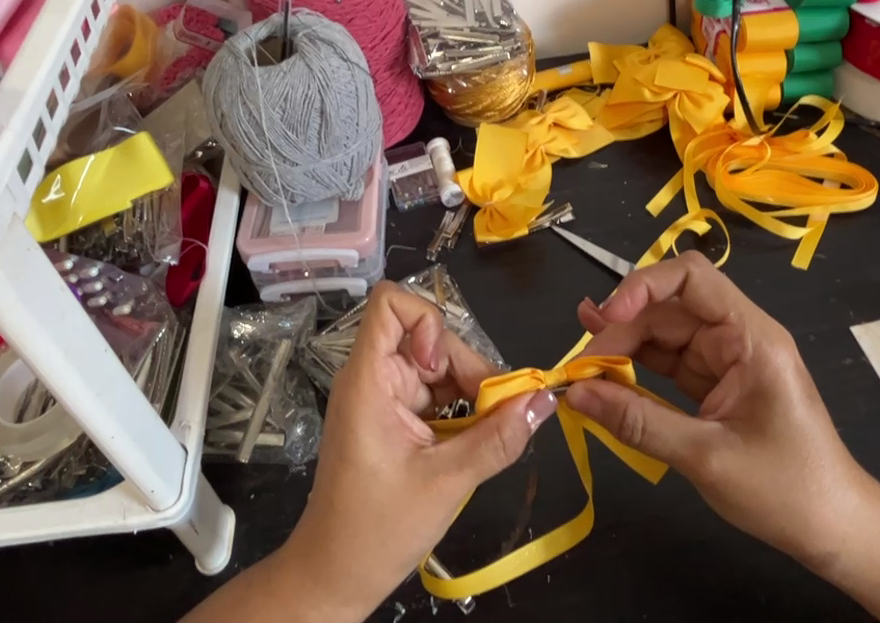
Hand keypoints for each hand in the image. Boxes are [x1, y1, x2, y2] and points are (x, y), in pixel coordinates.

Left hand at [281, 281, 556, 615]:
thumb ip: (497, 439)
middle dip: (468, 368)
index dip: (426, 320)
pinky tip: (478, 437)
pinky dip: (461, 409)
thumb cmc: (377, 529)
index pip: (389, 304)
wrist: (335, 575)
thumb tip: (543, 401)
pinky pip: (435, 392)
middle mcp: (374, 376)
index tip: (443, 366)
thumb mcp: (446, 482)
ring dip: (470, 390)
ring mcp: (384, 396)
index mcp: (369, 379)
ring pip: (438, 365)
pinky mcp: (394, 416)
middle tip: (500, 412)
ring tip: (494, 428)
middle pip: (429, 337)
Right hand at [564, 253, 878, 565]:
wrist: (837, 531)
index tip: (606, 318)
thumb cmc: (786, 491)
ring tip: (579, 365)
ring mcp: (725, 359)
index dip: (642, 286)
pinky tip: (603, 372)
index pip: (691, 277)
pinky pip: (666, 362)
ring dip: (621, 347)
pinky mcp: (715, 383)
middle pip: (666, 309)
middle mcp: (736, 336)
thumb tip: (574, 395)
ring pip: (660, 334)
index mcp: (750, 337)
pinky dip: (634, 368)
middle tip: (580, 369)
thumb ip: (637, 421)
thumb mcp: (705, 458)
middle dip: (620, 330)